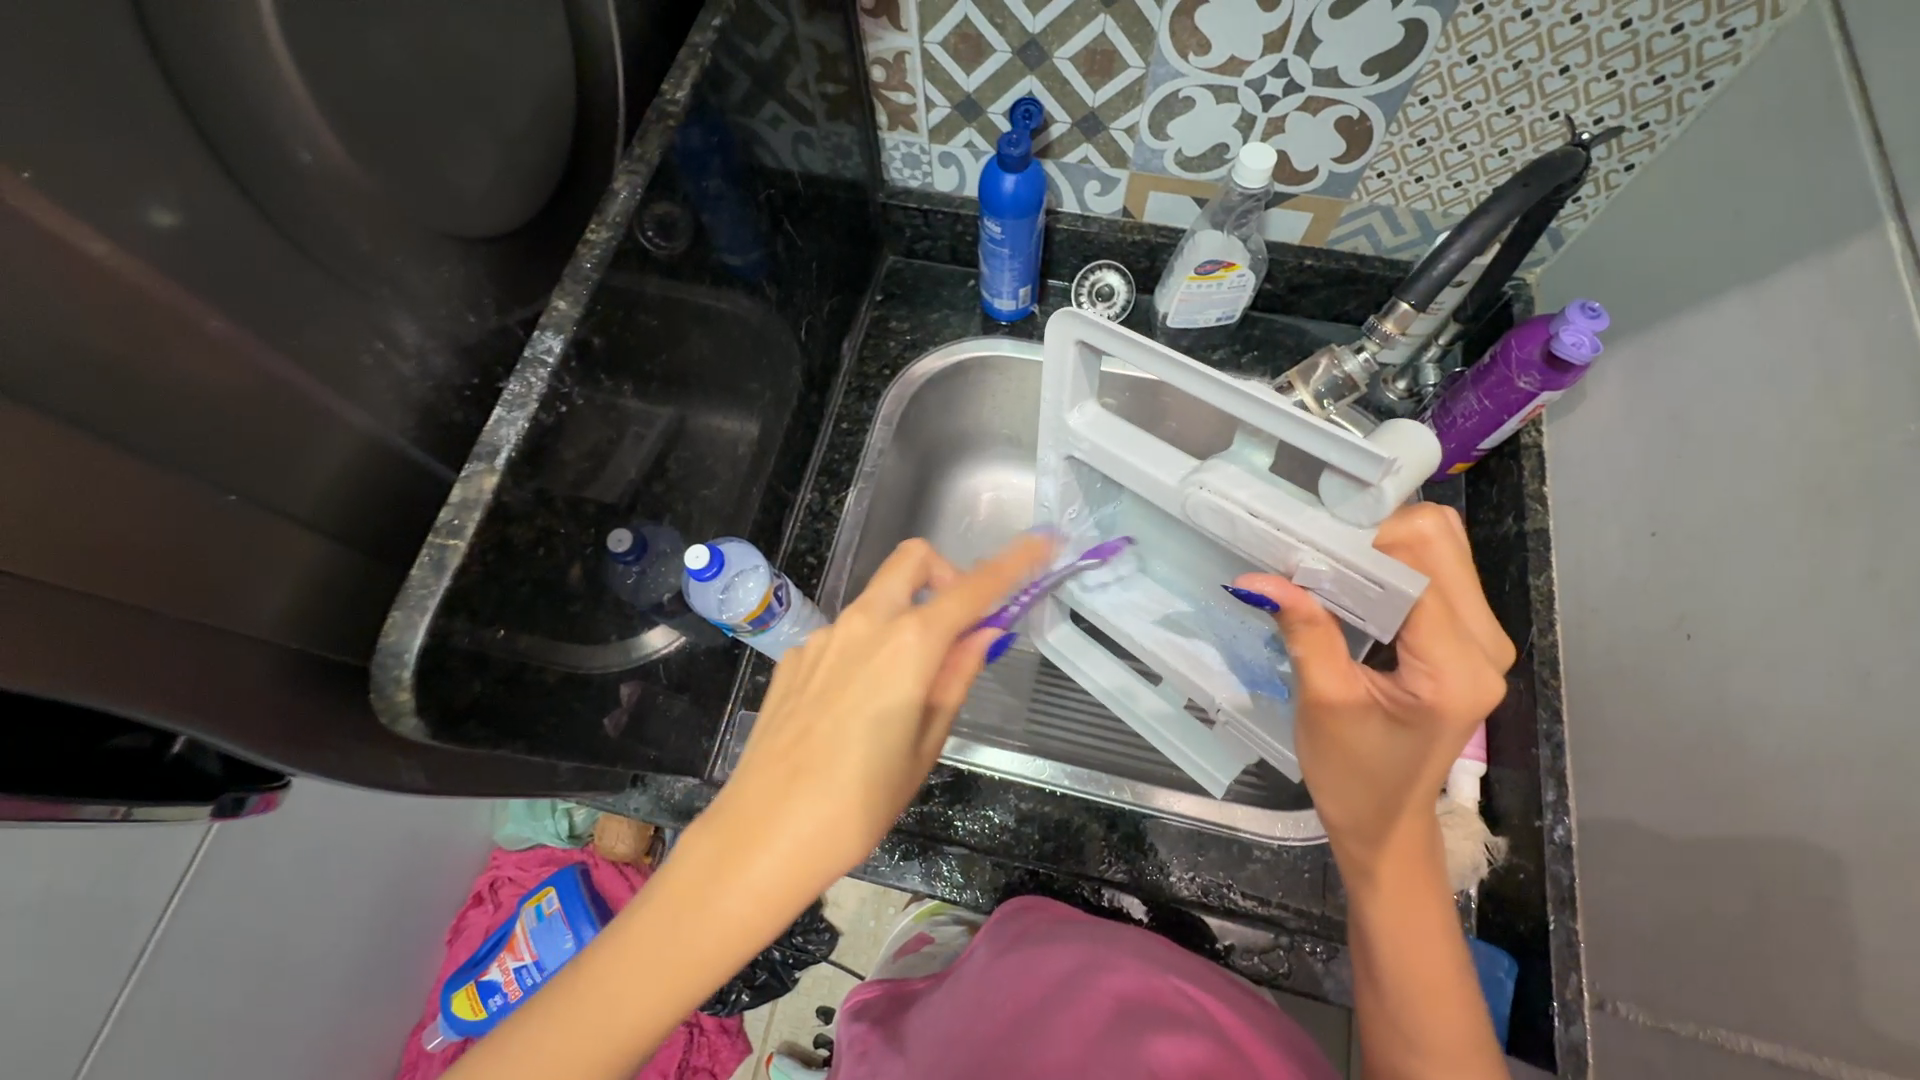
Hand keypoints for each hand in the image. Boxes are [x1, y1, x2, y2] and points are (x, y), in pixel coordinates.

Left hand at [702, 534, 1052, 892]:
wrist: (766, 832)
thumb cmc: (861, 801)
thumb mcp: (926, 744)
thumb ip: (956, 676)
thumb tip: (983, 633)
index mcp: (909, 644)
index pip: (974, 588)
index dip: (1013, 563)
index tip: (1042, 543)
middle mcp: (864, 624)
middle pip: (912, 561)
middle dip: (946, 574)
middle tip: (959, 626)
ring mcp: (823, 637)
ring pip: (876, 599)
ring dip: (905, 617)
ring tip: (907, 687)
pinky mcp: (795, 657)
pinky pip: (845, 633)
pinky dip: (868, 647)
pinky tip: (857, 706)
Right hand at [1232, 504, 1514, 882]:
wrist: (1385, 821)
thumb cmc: (1353, 774)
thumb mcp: (1322, 701)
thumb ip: (1304, 631)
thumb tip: (1258, 578)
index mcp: (1455, 665)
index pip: (1417, 568)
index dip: (1360, 546)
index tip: (1305, 550)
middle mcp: (1484, 643)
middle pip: (1440, 543)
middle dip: (1374, 535)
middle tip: (1316, 553)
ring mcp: (1481, 640)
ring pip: (1441, 551)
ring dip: (1382, 547)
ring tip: (1327, 564)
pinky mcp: (1465, 640)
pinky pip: (1435, 574)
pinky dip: (1389, 565)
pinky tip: (1349, 583)